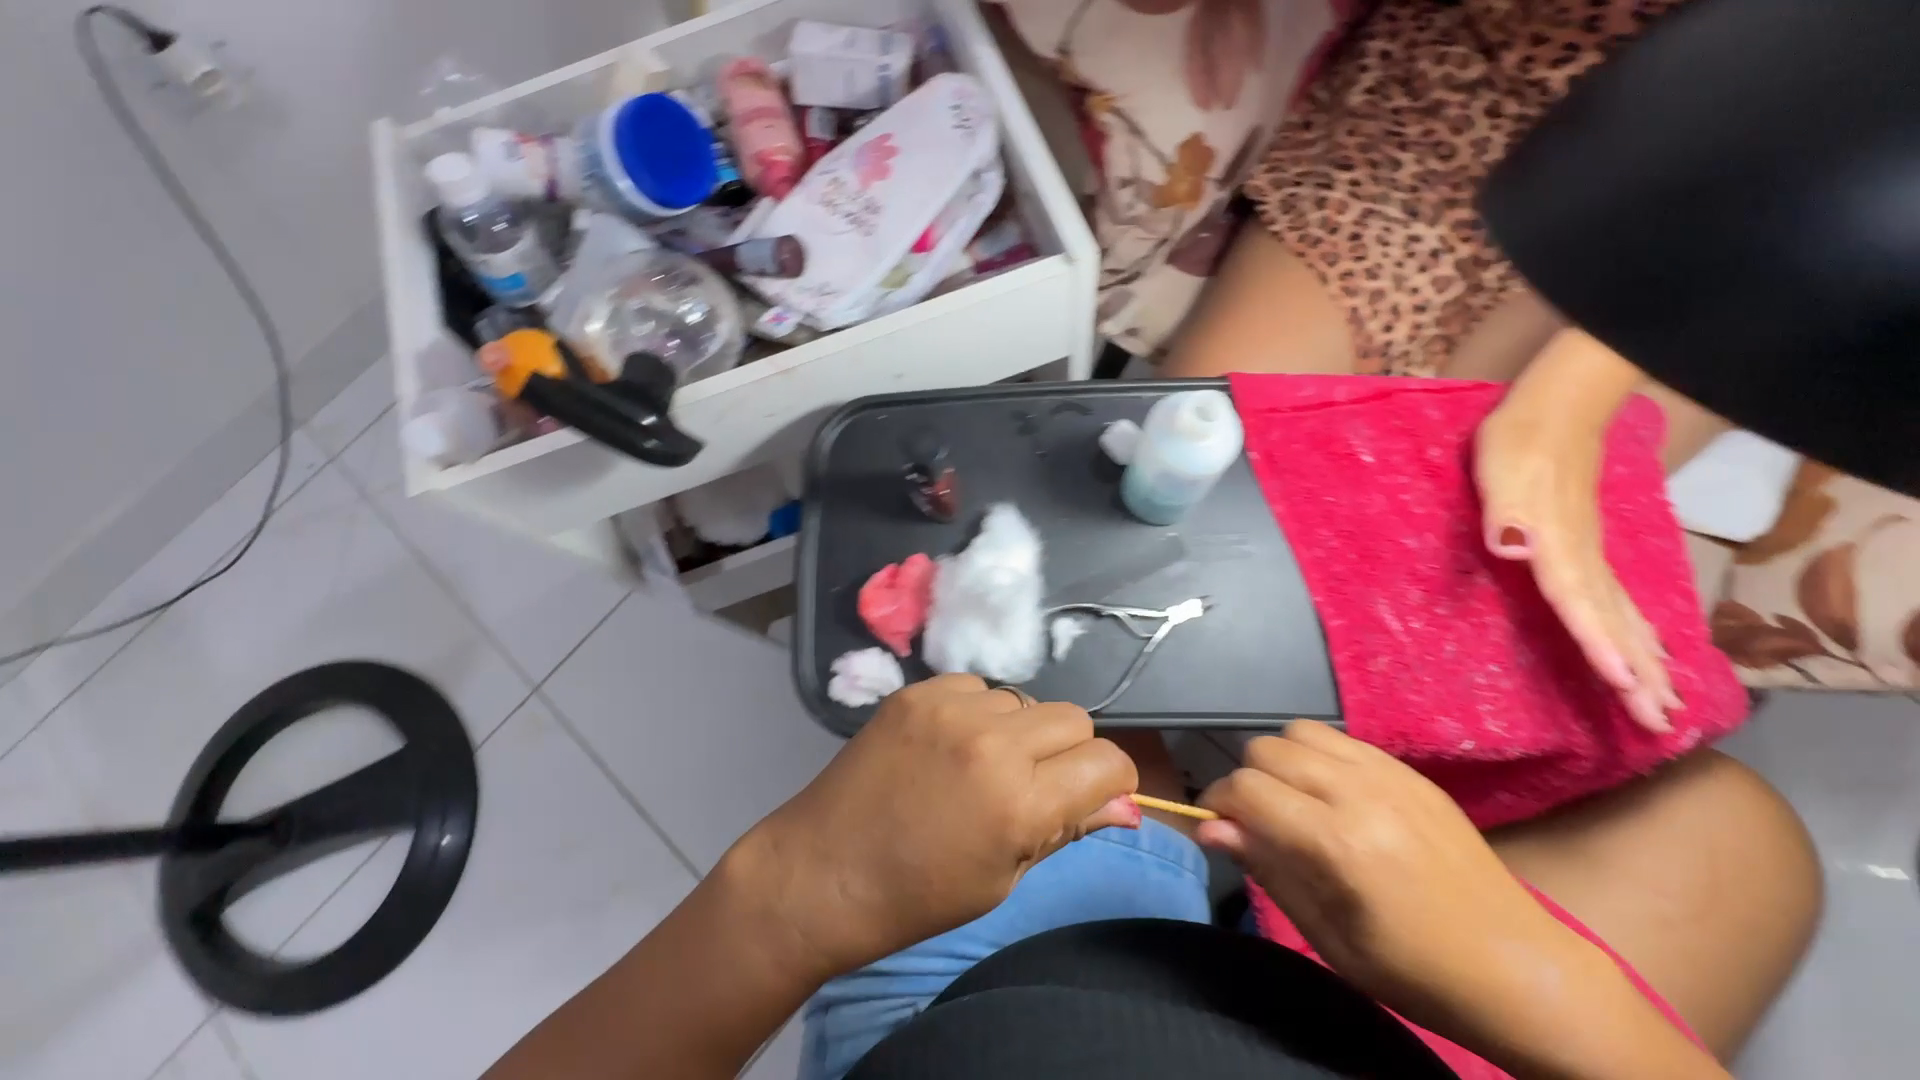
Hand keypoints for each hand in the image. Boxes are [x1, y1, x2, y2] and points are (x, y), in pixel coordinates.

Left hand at [734, 675, 1138, 977]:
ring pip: (1025, 700)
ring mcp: (950, 710)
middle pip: (1075, 719)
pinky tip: (950, 744)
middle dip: (1070, 753)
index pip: (1108, 762)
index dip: (1111, 781)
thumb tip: (1128, 806)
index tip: (1094, 794)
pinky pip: (976, 687)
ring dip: (1021, 731)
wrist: (822, 872)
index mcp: (1020, 802)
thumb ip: (1068, 828)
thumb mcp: (1005, 877)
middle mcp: (993, 742)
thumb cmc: (918, 897)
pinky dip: (977, 712)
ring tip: (984, 765)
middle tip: (1036, 784)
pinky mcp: (916, 693)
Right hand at [1196, 722, 1608, 1047]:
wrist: (1519, 970)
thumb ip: (1266, 868)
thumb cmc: (1412, 970)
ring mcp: (1391, 775)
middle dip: (1247, 781)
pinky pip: (1343, 740)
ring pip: (1301, 732)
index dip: (1219, 805)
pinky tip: (1334, 798)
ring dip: (1282, 762)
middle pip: (1266, 749)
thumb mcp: (1327, 935)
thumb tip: (1209, 828)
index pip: (1245, 788)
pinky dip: (1320, 757)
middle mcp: (1361, 792)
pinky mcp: (1413, 774)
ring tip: (1295, 804)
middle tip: (1258, 824)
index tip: (1220, 831)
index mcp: (1338, 841)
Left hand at [1475, 392, 1676, 730]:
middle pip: (1614, 623)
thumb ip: (1504, 512)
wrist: (1556, 410)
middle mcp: (1582, 558)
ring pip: (1624, 615)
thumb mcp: (1500, 474)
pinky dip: (1636, 629)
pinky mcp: (1588, 547)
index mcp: (1558, 547)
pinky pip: (1619, 599)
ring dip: (1644, 659)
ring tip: (1668, 701)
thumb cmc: (1518, 444)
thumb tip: (1513, 545)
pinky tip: (1650, 648)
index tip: (1625, 686)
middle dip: (1636, 673)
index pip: (1580, 605)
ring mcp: (1591, 553)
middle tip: (1663, 722)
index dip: (1600, 645)